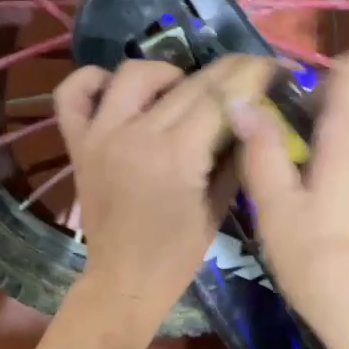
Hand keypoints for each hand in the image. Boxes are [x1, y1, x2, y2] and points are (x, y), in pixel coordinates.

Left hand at [55, 55, 277, 319]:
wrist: (124, 282)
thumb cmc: (177, 256)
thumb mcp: (217, 209)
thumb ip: (235, 159)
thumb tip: (253, 117)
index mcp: (178, 155)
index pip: (222, 97)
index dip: (254, 75)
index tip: (275, 67)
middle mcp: (137, 134)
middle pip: (188, 83)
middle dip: (227, 71)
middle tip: (247, 71)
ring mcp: (101, 135)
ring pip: (134, 74)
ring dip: (166, 73)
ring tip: (181, 90)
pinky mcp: (78, 144)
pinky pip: (73, 95)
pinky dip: (92, 81)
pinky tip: (116, 90)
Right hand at [229, 50, 348, 348]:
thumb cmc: (326, 267)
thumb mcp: (277, 212)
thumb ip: (260, 151)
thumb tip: (242, 100)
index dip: (326, 73)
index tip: (292, 111)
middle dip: (317, 127)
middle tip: (281, 174)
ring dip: (332, 163)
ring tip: (303, 213)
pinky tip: (334, 236)